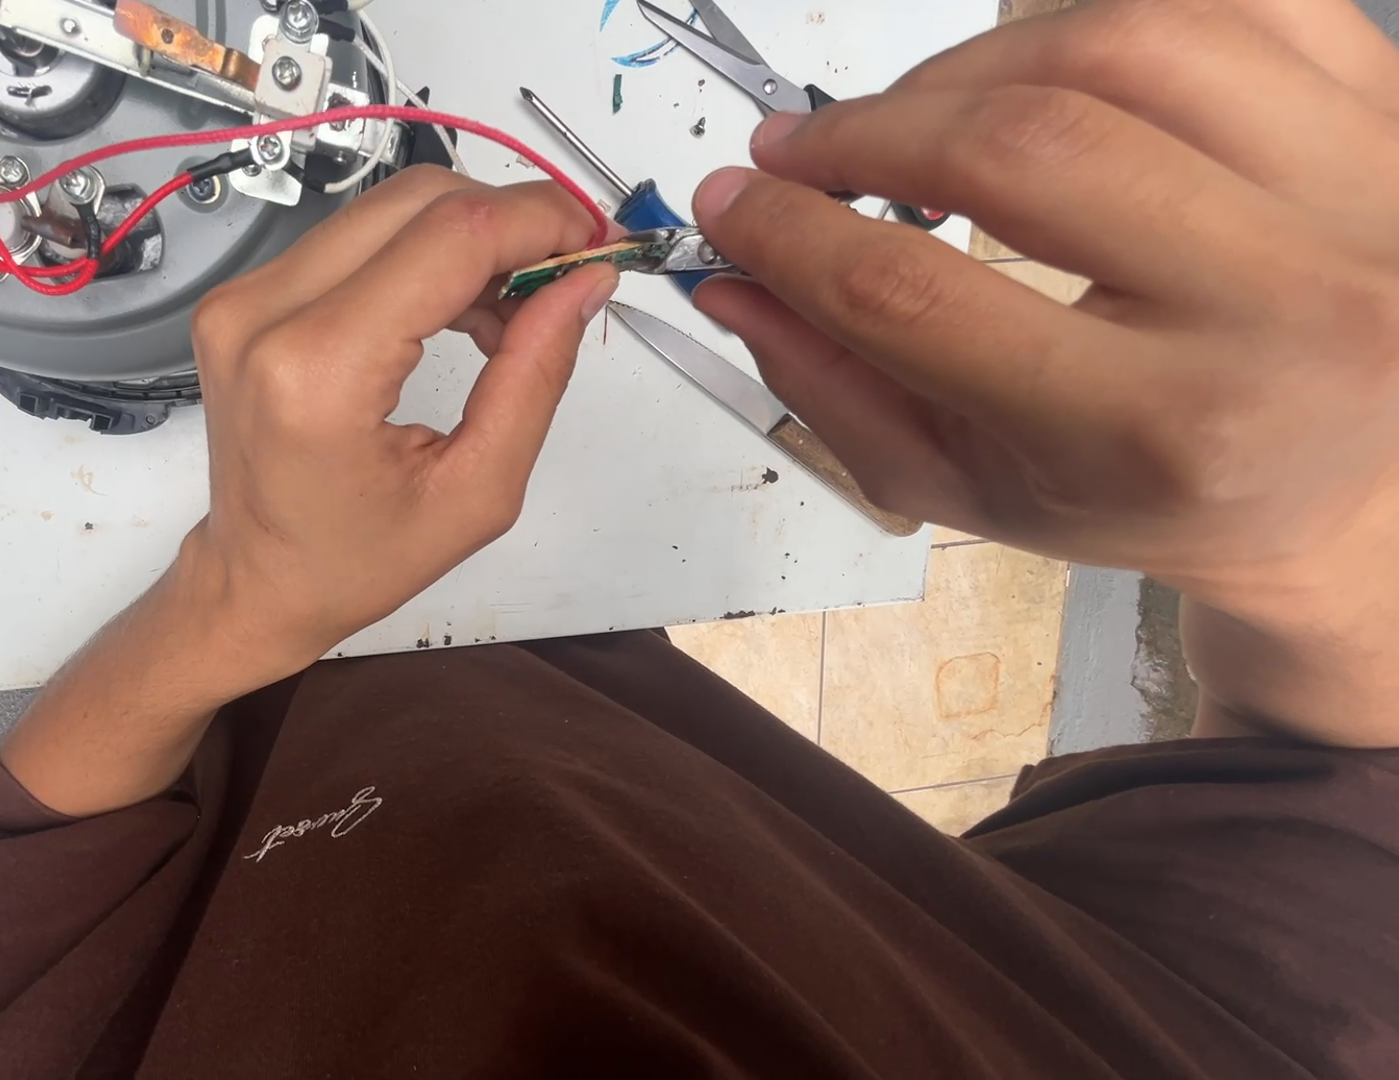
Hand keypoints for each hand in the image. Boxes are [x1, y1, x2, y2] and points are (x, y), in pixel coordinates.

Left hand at [1, 168, 616, 814]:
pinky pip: (354, 240)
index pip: (450, 237)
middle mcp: (264, 315)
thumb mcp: (475, 495)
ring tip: (509, 311)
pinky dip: (421, 257)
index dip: (538, 222)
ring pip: (387, 210)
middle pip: (418, 203)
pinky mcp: (243, 300)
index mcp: (320, 374)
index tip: (594, 245)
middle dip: (510, 222)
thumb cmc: (359, 563)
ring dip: (468, 239)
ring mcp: (242, 300)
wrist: (257, 580)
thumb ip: (535, 379)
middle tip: (560, 279)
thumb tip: (583, 281)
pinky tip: (455, 310)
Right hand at [688, 0, 1398, 744]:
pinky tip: (1006, 80)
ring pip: (1119, 47)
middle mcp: (1279, 301)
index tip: (722, 205)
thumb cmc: (1115, 500)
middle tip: (783, 150)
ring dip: (955, 70)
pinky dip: (1073, 25)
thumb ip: (824, 383)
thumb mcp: (947, 477)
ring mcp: (1367, 185)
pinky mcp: (1398, 107)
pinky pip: (1221, 4)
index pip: (911, 297)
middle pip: (1017, 152)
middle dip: (863, 137)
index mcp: (1140, 428)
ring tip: (885, 121)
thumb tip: (726, 286)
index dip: (791, 237)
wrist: (1343, 479)